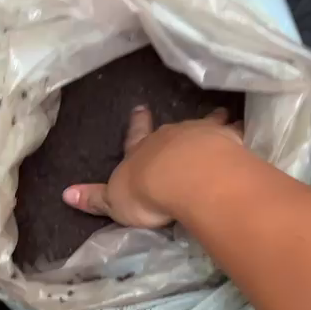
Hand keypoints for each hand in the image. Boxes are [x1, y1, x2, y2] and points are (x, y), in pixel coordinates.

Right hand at [61, 104, 252, 228]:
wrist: (186, 178)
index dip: (137, 124)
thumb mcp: (114, 200)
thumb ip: (94, 198)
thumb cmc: (146, 191)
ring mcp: (200, 137)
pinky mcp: (227, 143)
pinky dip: (238, 133)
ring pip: (206, 124)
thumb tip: (65, 194)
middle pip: (171, 130)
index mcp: (140, 151)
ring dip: (213, 121)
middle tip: (185, 118)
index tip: (141, 108)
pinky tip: (245, 132)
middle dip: (176, 129)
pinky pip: (234, 134)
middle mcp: (169, 138)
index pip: (135, 136)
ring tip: (224, 116)